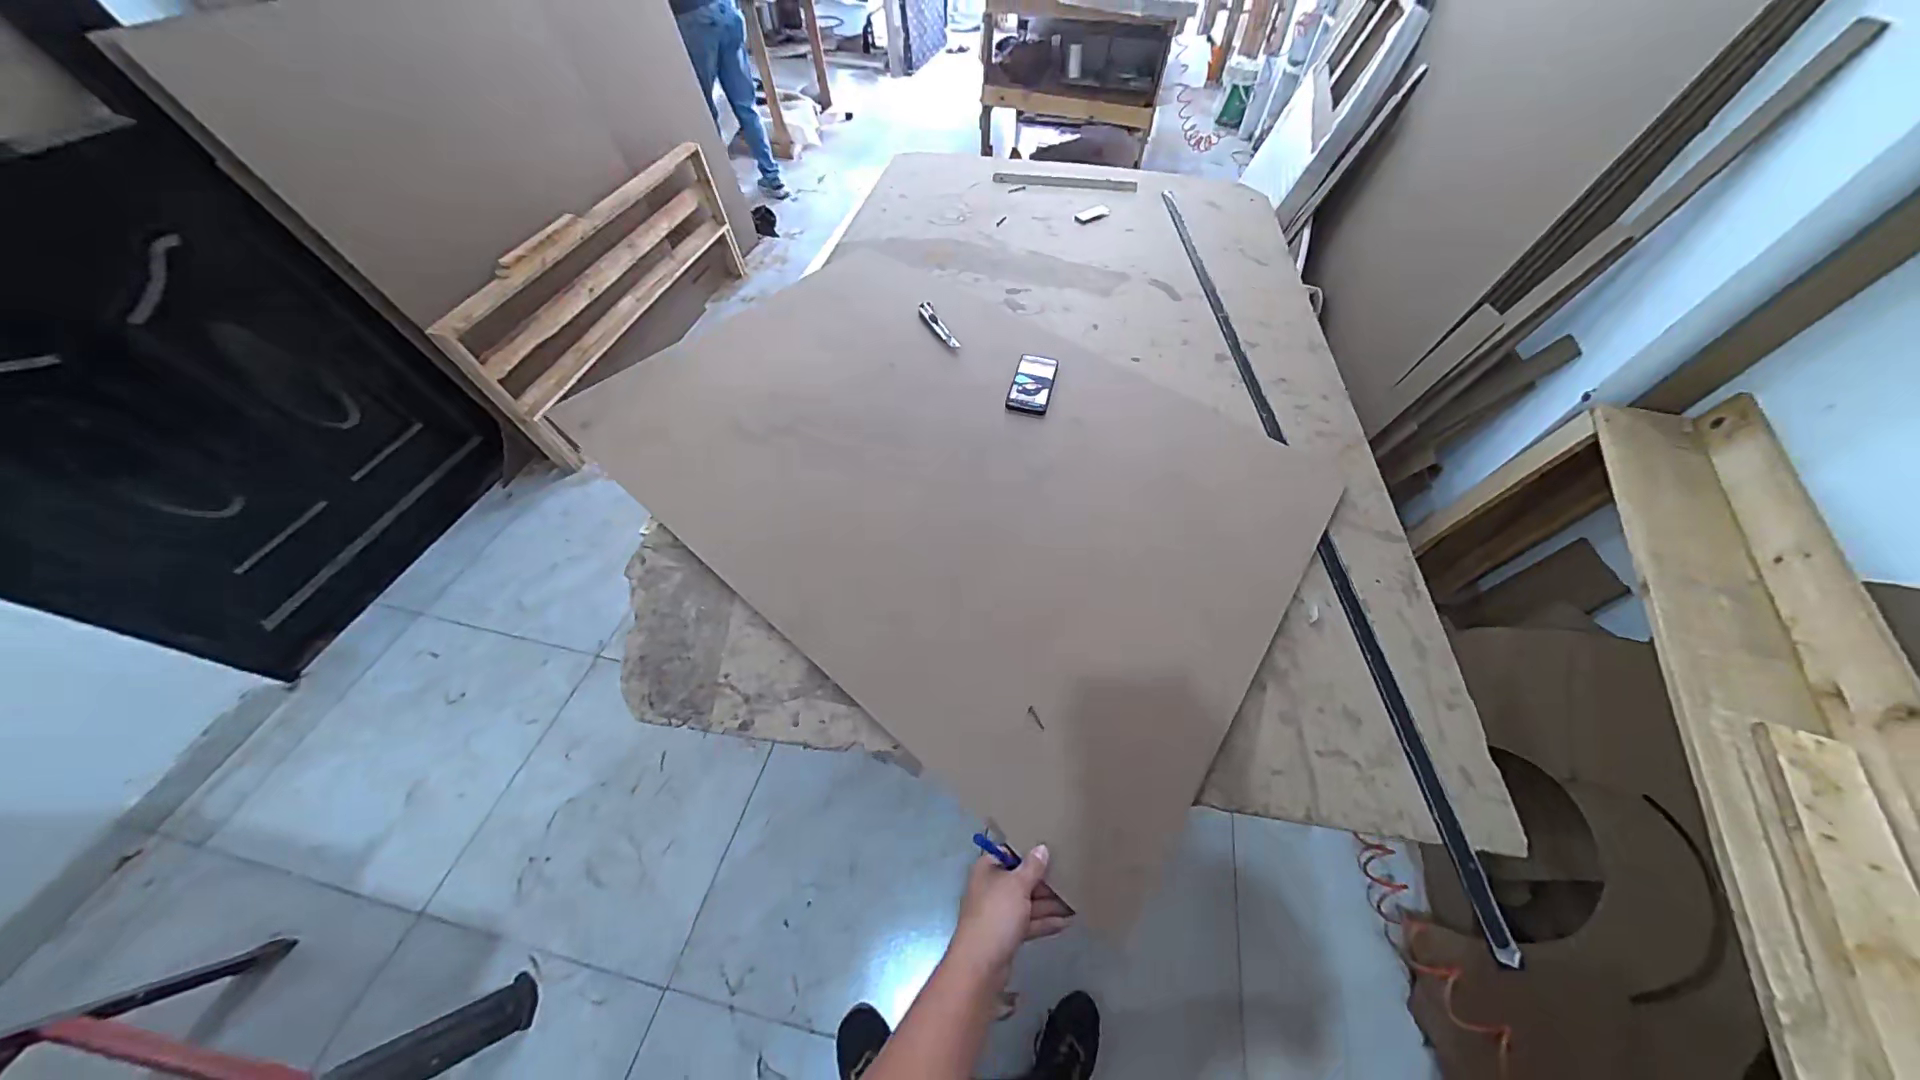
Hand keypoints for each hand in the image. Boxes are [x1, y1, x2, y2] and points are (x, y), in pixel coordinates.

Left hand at [948, 845, 1074, 977]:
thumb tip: (1041, 848)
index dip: (1029, 852)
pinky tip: (1066, 922)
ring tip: (1075, 902)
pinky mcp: (1006, 934)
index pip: (1009, 853)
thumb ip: (1032, 867)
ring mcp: (999, 913)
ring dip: (1049, 904)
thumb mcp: (1017, 885)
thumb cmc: (997, 914)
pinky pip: (1028, 922)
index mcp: (988, 869)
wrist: (981, 964)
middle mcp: (991, 888)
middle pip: (1021, 880)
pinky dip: (1045, 922)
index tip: (1051, 851)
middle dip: (1045, 882)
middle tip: (1070, 879)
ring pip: (1027, 903)